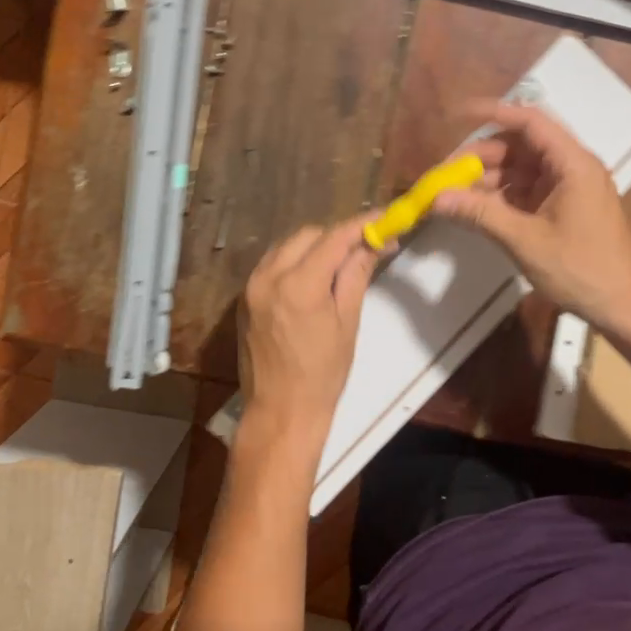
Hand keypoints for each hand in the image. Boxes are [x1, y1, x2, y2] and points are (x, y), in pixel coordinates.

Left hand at [238, 217, 379, 450]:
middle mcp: (268, 277)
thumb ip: (356, 275)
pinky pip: (272, 265)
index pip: (334, 237)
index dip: (362, 225)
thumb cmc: (323, 375)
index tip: (385, 218)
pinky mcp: (244, 300)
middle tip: (367, 247)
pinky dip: (294, 262)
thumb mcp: (347, 323)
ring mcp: (251, 288)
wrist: (280, 412)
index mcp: (298, 284)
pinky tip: (314, 278)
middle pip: (308, 235)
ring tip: (342, 263)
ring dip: (315, 247)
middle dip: (337, 236)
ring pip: (287, 247)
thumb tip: (373, 243)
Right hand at [433, 103, 630, 335]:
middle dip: (483, 156)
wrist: (623, 306)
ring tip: (455, 195)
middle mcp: (574, 168)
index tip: (459, 114)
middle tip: (447, 174)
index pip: (531, 122)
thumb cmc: (580, 269)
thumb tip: (437, 199)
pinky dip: (504, 198)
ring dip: (490, 180)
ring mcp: (572, 190)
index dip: (495, 113)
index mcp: (573, 164)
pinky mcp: (567, 210)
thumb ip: (480, 214)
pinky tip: (478, 210)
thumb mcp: (525, 240)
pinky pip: (530, 192)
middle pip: (523, 146)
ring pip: (523, 171)